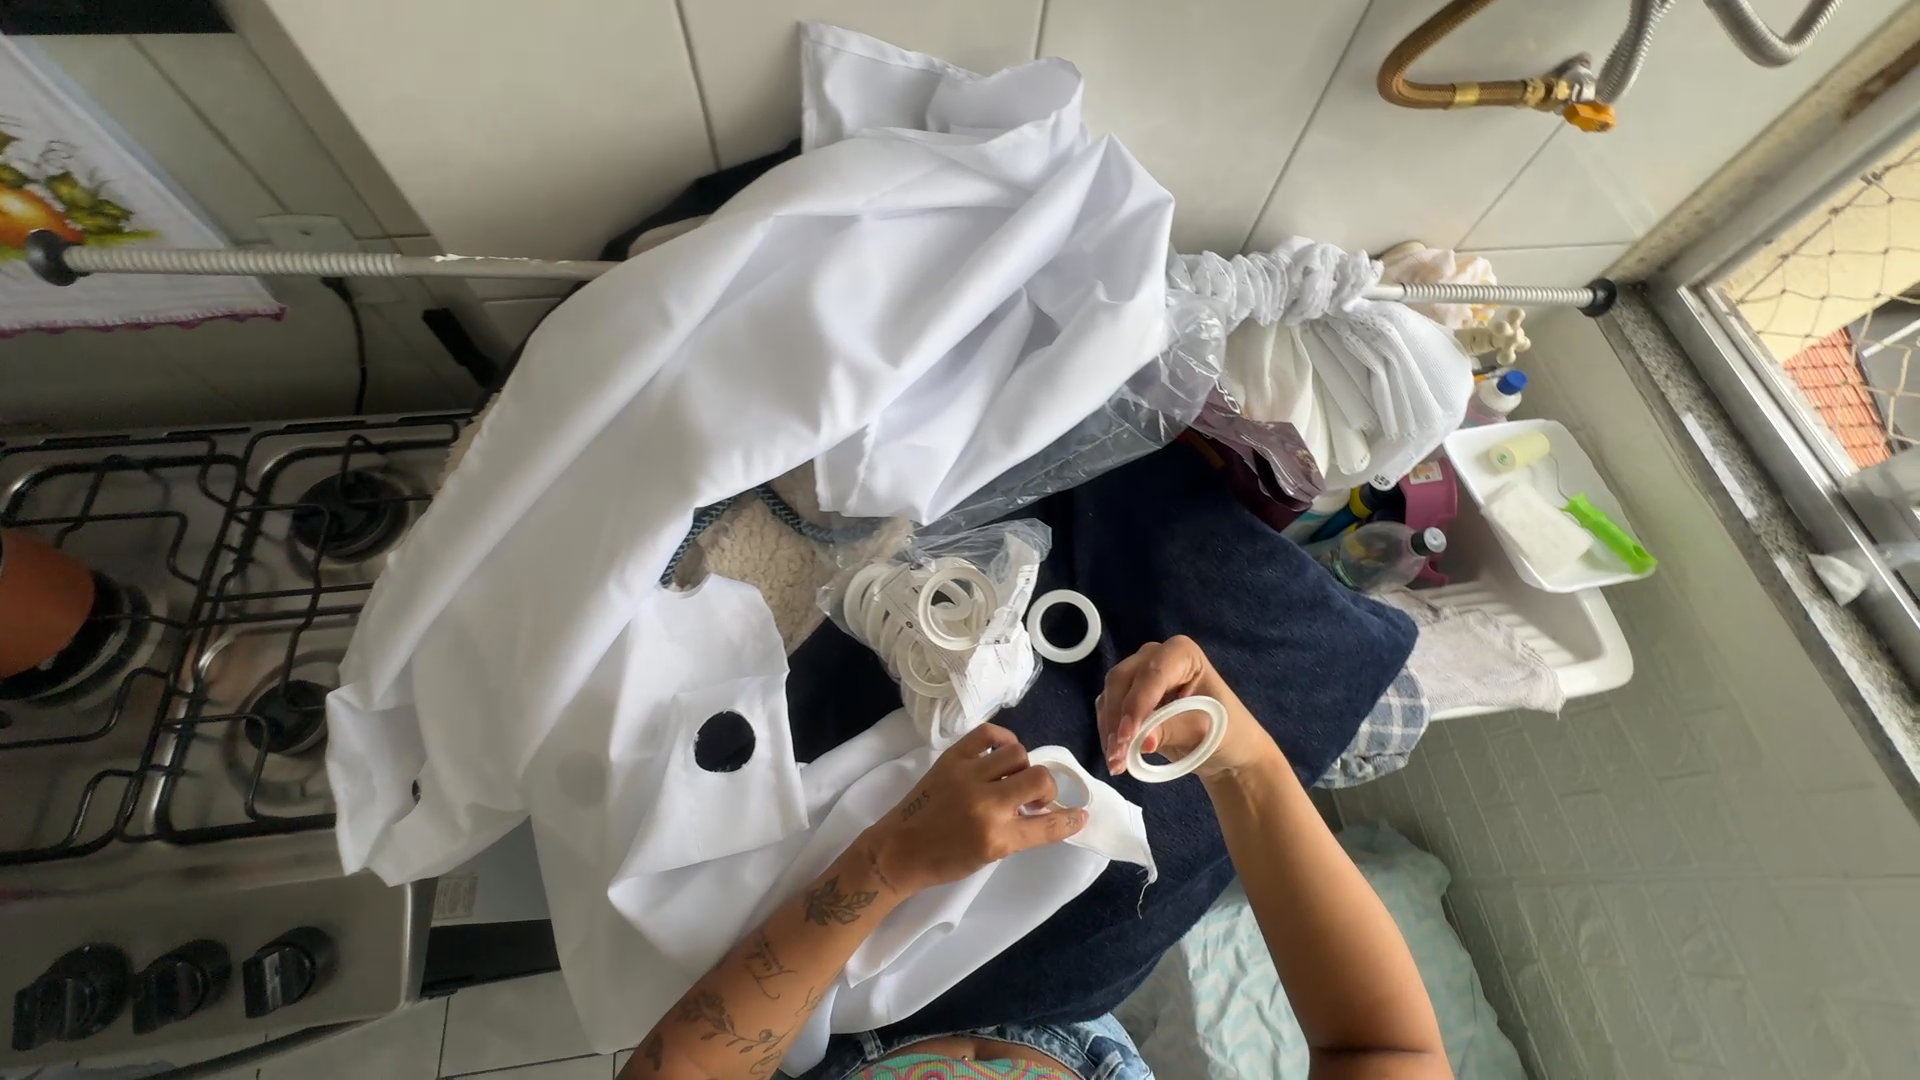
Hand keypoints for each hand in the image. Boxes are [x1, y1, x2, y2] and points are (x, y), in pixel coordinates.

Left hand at [860, 723, 1086, 895]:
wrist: (900, 849)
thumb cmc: (946, 861)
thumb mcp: (990, 856)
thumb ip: (1019, 832)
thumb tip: (1045, 809)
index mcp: (997, 838)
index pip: (1047, 825)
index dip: (1069, 819)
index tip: (1080, 814)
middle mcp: (986, 804)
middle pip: (1039, 778)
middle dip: (1046, 787)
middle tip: (1035, 797)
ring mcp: (968, 776)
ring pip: (1018, 753)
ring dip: (1023, 766)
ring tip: (1012, 778)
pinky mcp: (952, 758)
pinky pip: (988, 734)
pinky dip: (1002, 739)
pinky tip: (1002, 753)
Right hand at [1096, 636, 1283, 780]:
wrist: (1227, 749)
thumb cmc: (1226, 733)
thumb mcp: (1204, 732)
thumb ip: (1171, 731)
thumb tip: (1140, 741)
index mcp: (1182, 653)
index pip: (1153, 673)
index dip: (1137, 703)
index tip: (1128, 736)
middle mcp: (1154, 657)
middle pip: (1122, 680)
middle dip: (1117, 719)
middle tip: (1118, 754)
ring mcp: (1138, 675)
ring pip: (1110, 696)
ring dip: (1109, 729)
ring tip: (1116, 762)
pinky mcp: (1128, 696)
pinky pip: (1108, 710)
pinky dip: (1109, 733)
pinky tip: (1116, 757)